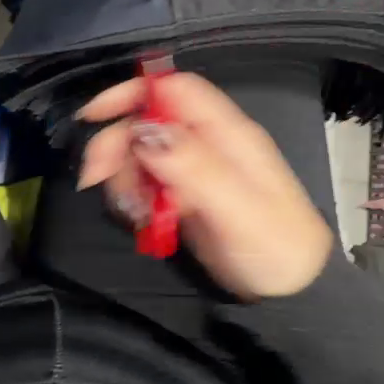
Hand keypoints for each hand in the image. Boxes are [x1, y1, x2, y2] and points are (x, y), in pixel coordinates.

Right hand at [76, 72, 333, 300]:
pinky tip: (140, 220)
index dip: (132, 92)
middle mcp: (207, 144)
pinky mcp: (183, 196)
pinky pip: (144, 182)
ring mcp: (194, 169)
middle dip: (115, 144)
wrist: (291, 294)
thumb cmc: (274, 248)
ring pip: (139, 152)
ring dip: (121, 177)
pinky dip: (132, 197)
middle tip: (93, 179)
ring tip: (131, 212)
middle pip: (147, 121)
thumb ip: (193, 166)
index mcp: (226, 134)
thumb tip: (145, 130)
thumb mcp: (237, 208)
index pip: (174, 90)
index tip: (94, 116)